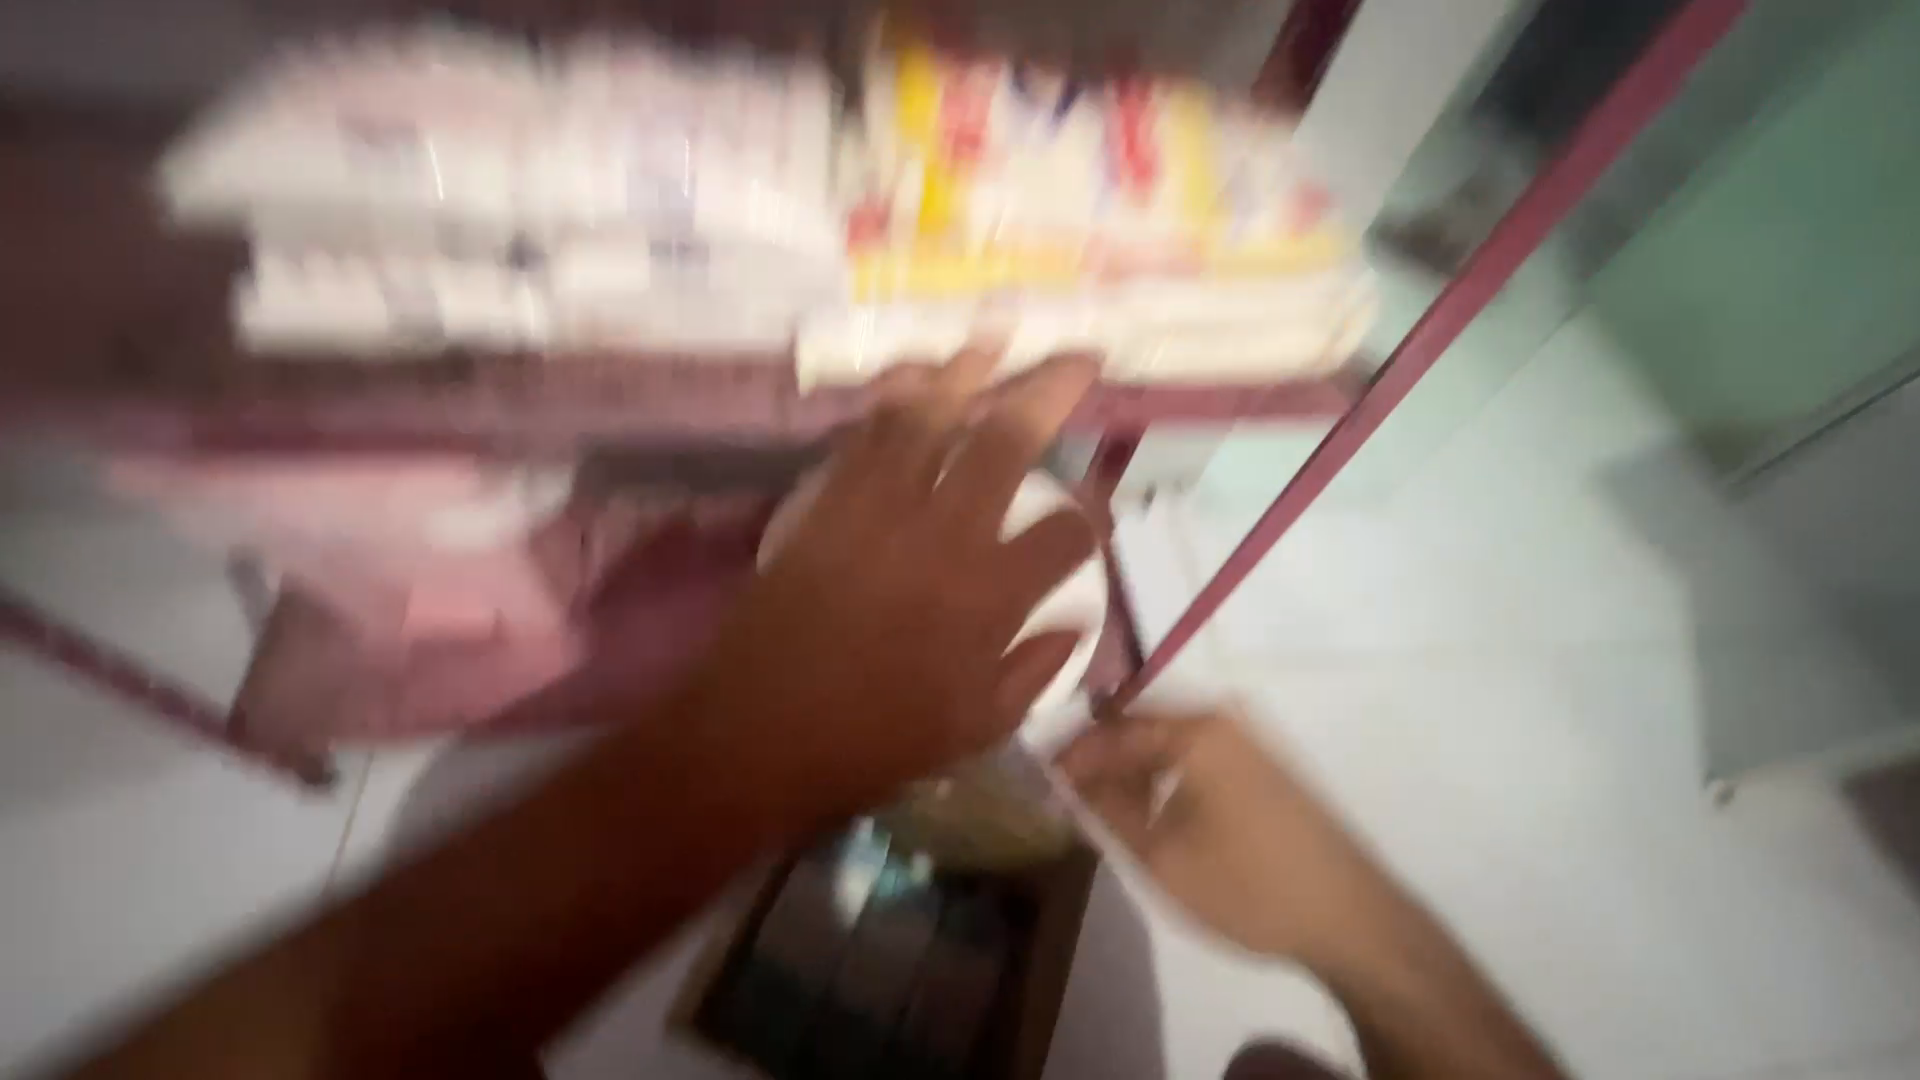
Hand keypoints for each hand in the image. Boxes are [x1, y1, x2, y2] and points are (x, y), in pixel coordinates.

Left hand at [698, 345, 1100, 808]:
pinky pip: (867, 433)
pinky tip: (916, 376)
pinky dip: (894, 397)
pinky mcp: (828, 500)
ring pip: (932, 415)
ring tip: (997, 336)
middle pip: (1009, 440)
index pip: (1065, 533)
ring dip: (969, 369)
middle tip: (1080, 358)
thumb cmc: (874, 740)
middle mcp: (945, 534)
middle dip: (1052, 391)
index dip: (1090, 518)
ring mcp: (881, 508)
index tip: (1091, 516)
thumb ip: (1036, 670)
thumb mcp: (977, 728)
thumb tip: (1075, 624)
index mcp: (992, 596)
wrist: (758, 734)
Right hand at [1056, 704, 1388, 962]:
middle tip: (1068, 788)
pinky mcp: (1264, 765)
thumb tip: (1069, 775)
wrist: (1354, 921)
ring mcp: (1249, 740)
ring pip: (1170, 741)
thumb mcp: (1161, 855)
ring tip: (1104, 803)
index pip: (1114, 730)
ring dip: (1133, 767)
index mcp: (1196, 730)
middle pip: (1142, 726)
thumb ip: (1107, 808)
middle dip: (1102, 756)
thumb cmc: (1248, 886)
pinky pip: (1198, 755)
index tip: (1043, 776)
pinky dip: (1166, 775)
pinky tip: (1152, 807)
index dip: (1074, 754)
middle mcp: (1223, 720)